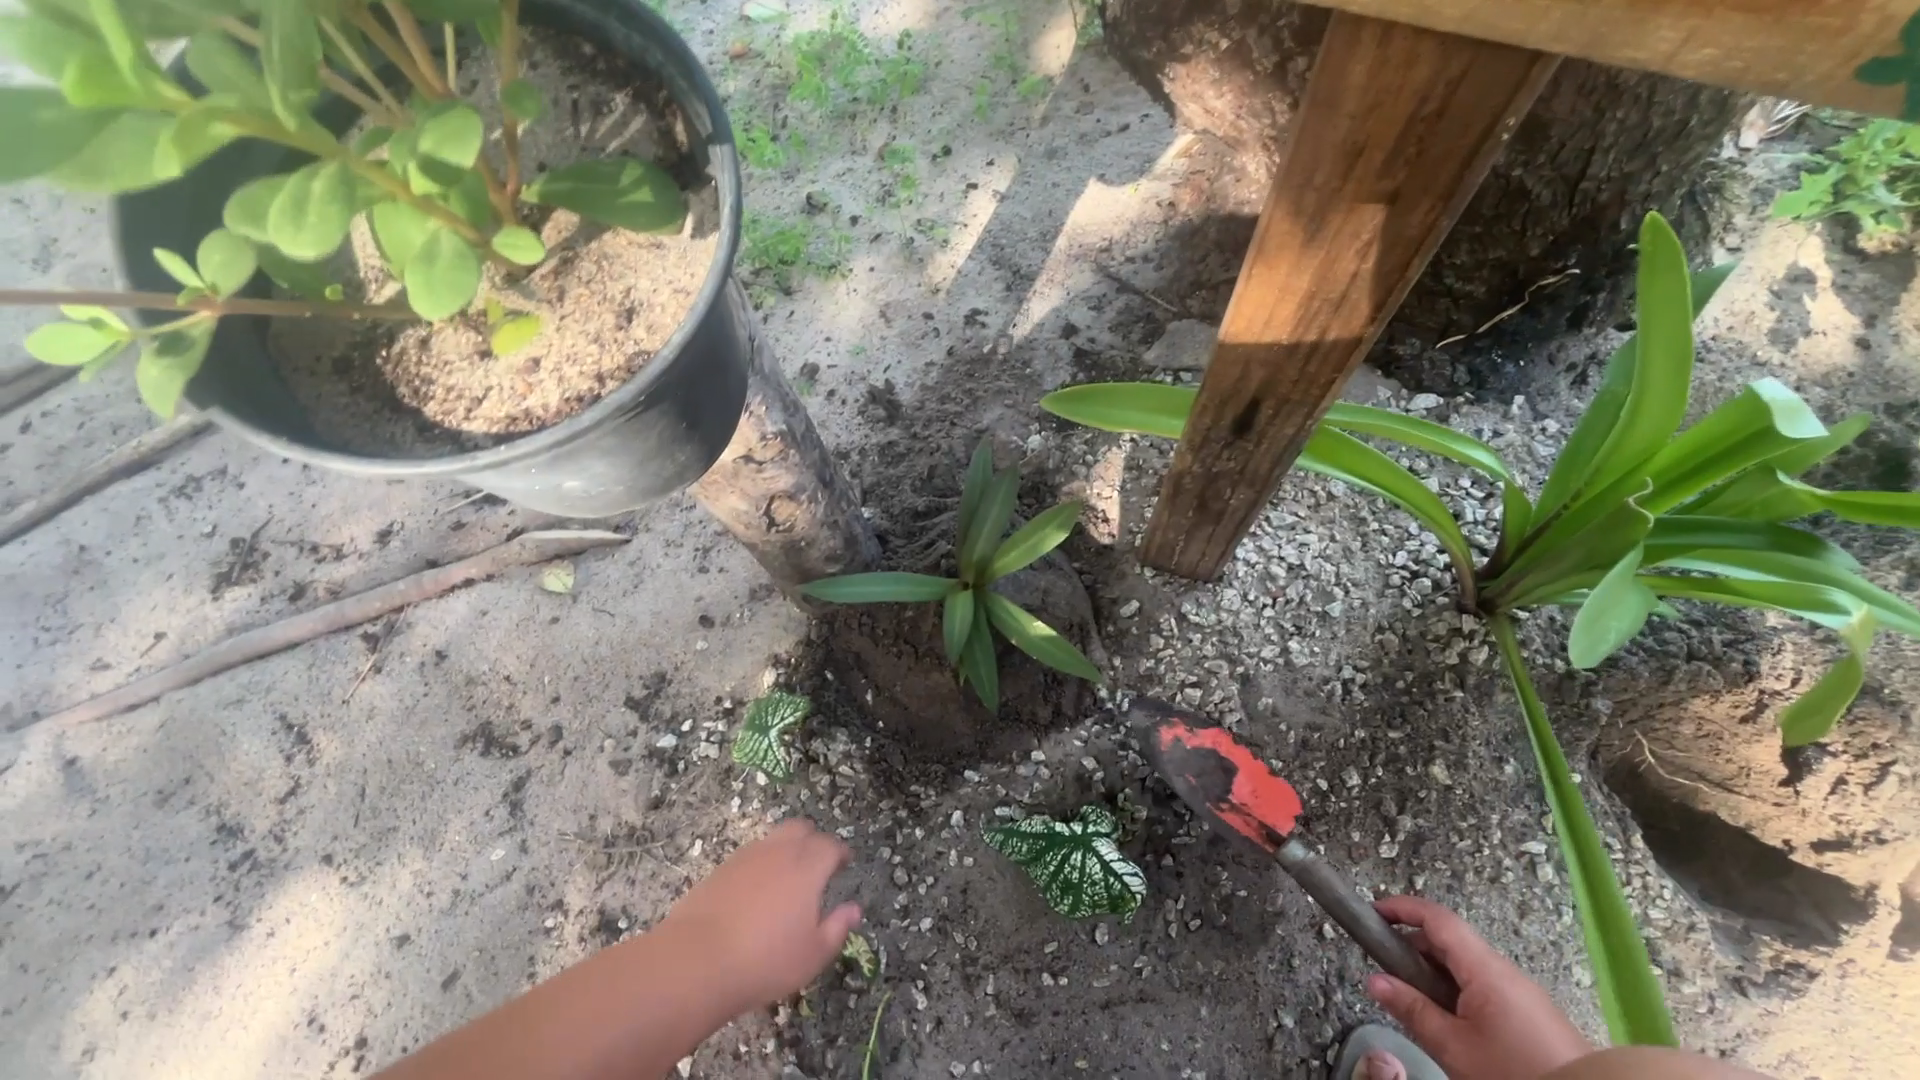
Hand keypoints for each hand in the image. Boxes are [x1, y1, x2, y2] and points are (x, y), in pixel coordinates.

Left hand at [659, 819, 861, 1012]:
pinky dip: (761, 864)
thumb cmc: (765, 961)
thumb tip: (854, 909)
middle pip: (801, 829)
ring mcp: (746, 857)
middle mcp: (778, 852)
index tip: (845, 862)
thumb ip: (837, 928)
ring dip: (786, 849)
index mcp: (807, 867)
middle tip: (819, 863)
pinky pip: (750, 855)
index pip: (830, 846)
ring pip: (773, 839)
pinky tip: (757, 891)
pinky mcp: (720, 869)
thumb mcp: (813, 954)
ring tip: (787, 877)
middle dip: (814, 840)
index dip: (841, 852)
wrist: (696, 961)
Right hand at [1363, 896, 1591, 1079]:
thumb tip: (1374, 980)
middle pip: (1451, 941)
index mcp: (1485, 969)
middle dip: (1413, 947)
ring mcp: (1523, 993)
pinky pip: (1486, 987)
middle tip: (1386, 972)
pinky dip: (1457, 991)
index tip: (1373, 912)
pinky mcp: (1533, 1014)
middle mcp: (1506, 972)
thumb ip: (1412, 1010)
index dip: (1402, 907)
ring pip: (1468, 967)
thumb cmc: (1514, 1074)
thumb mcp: (1454, 1048)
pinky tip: (1451, 1023)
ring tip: (1415, 1003)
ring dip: (1435, 973)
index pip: (1438, 918)